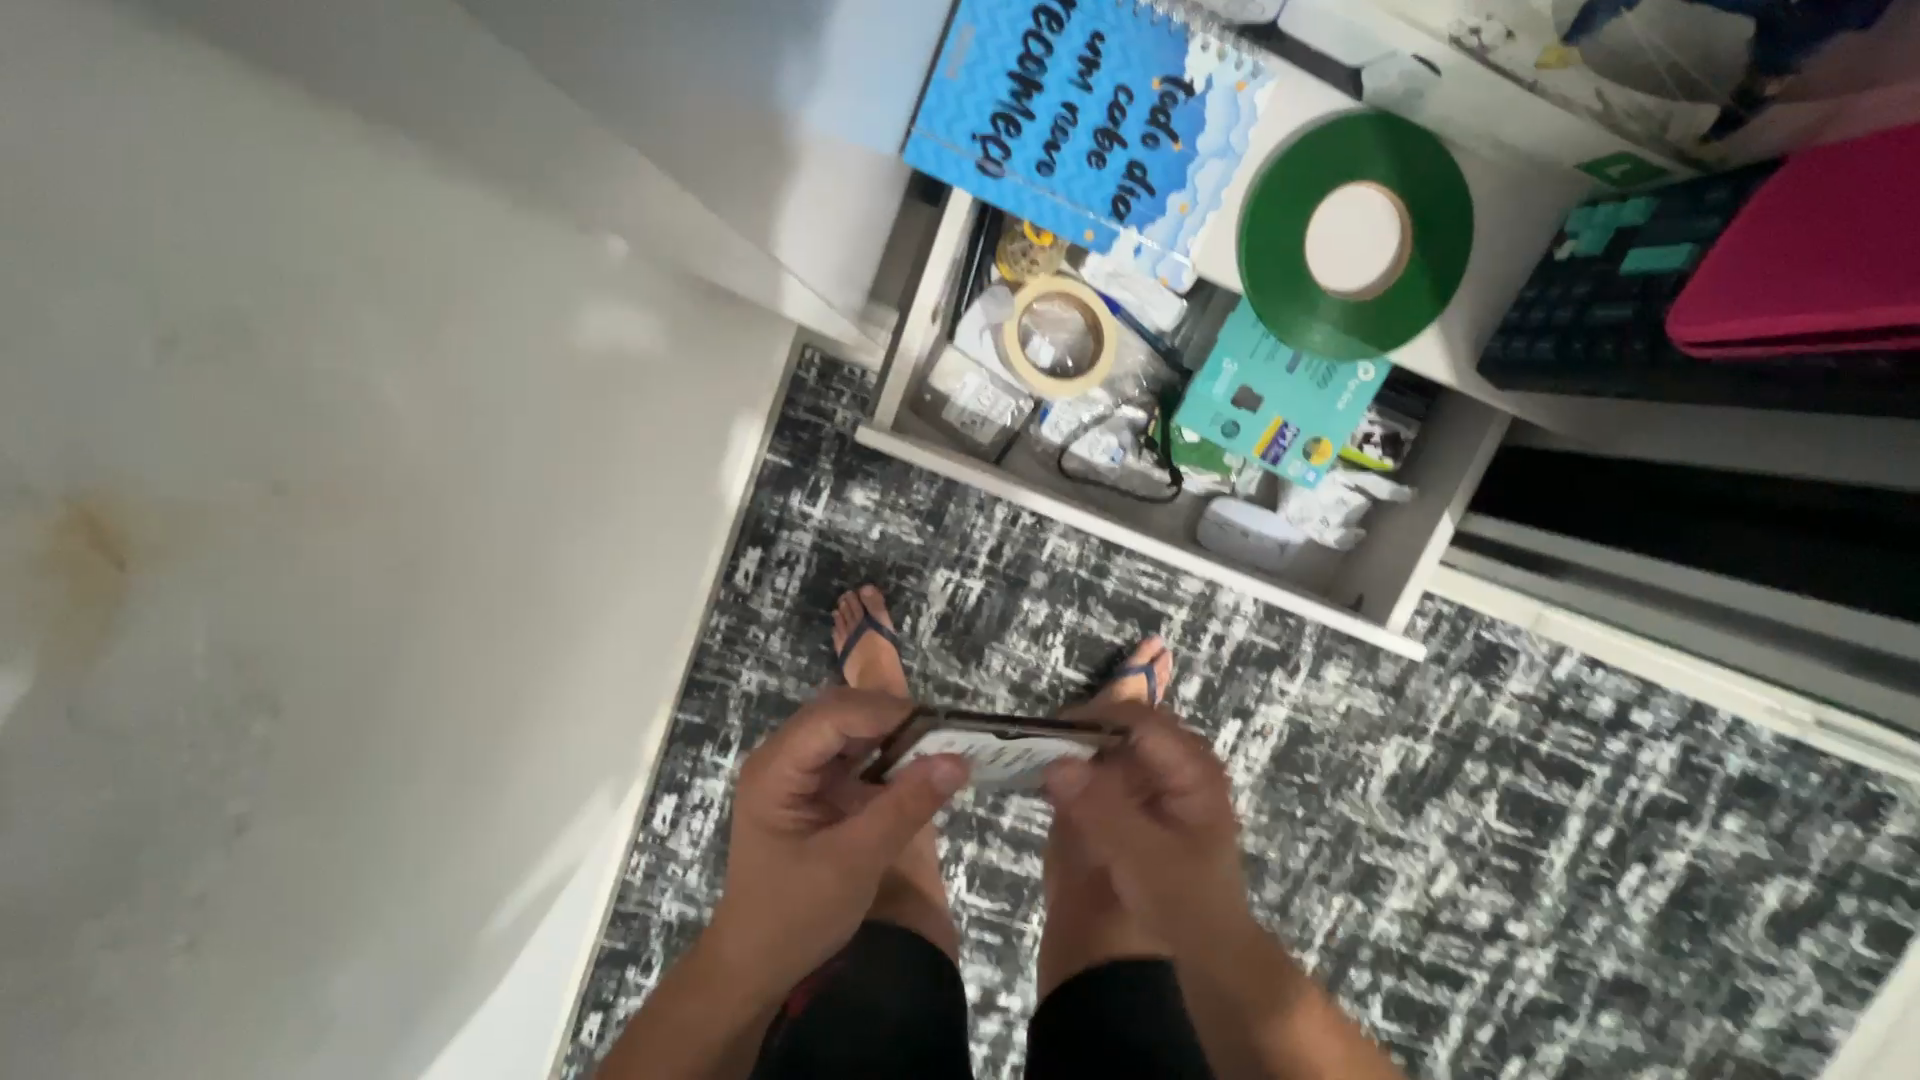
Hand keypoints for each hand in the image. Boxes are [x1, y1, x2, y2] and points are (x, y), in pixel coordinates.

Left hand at [706, 688, 968, 993]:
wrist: (756, 965)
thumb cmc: (795, 916)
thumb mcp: (856, 862)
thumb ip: (905, 807)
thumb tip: (958, 760)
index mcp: (775, 769)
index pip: (834, 715)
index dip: (887, 713)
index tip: (941, 729)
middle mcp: (781, 758)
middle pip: (841, 714)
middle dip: (892, 720)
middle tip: (945, 739)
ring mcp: (795, 773)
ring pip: (849, 731)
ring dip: (892, 738)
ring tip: (938, 751)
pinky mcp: (812, 790)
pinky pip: (852, 757)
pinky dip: (885, 761)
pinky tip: (914, 774)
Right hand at [1043, 701, 1253, 951]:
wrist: (1210, 948)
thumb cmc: (1186, 903)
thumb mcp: (1143, 859)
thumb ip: (1101, 809)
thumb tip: (1056, 763)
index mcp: (1194, 768)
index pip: (1140, 720)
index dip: (1093, 720)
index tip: (1047, 734)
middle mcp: (1182, 761)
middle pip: (1125, 727)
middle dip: (1082, 734)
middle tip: (1038, 750)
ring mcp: (1167, 777)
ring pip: (1115, 745)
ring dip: (1080, 754)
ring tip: (1040, 765)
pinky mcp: (1149, 795)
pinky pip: (1112, 769)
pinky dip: (1085, 776)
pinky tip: (1058, 790)